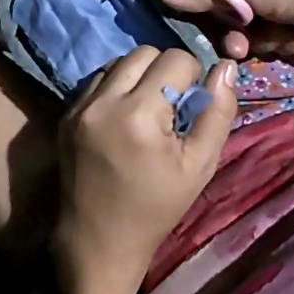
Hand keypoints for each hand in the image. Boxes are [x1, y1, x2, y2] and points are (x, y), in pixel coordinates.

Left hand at [52, 47, 237, 293]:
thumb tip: (227, 66)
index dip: (193, 76)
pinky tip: (124, 118)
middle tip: (171, 105)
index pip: (175, 58)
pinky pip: (97, 81)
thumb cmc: (156, 207)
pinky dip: (115, 88)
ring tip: (147, 110)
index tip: (191, 106)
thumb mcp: (200, 165)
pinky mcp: (66, 115)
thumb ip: (217, 113)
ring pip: (118, 62)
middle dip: (165, 70)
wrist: (98, 241)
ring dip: (138, 76)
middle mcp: (103, 102)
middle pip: (144, 52)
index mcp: (139, 114)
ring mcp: (78, 108)